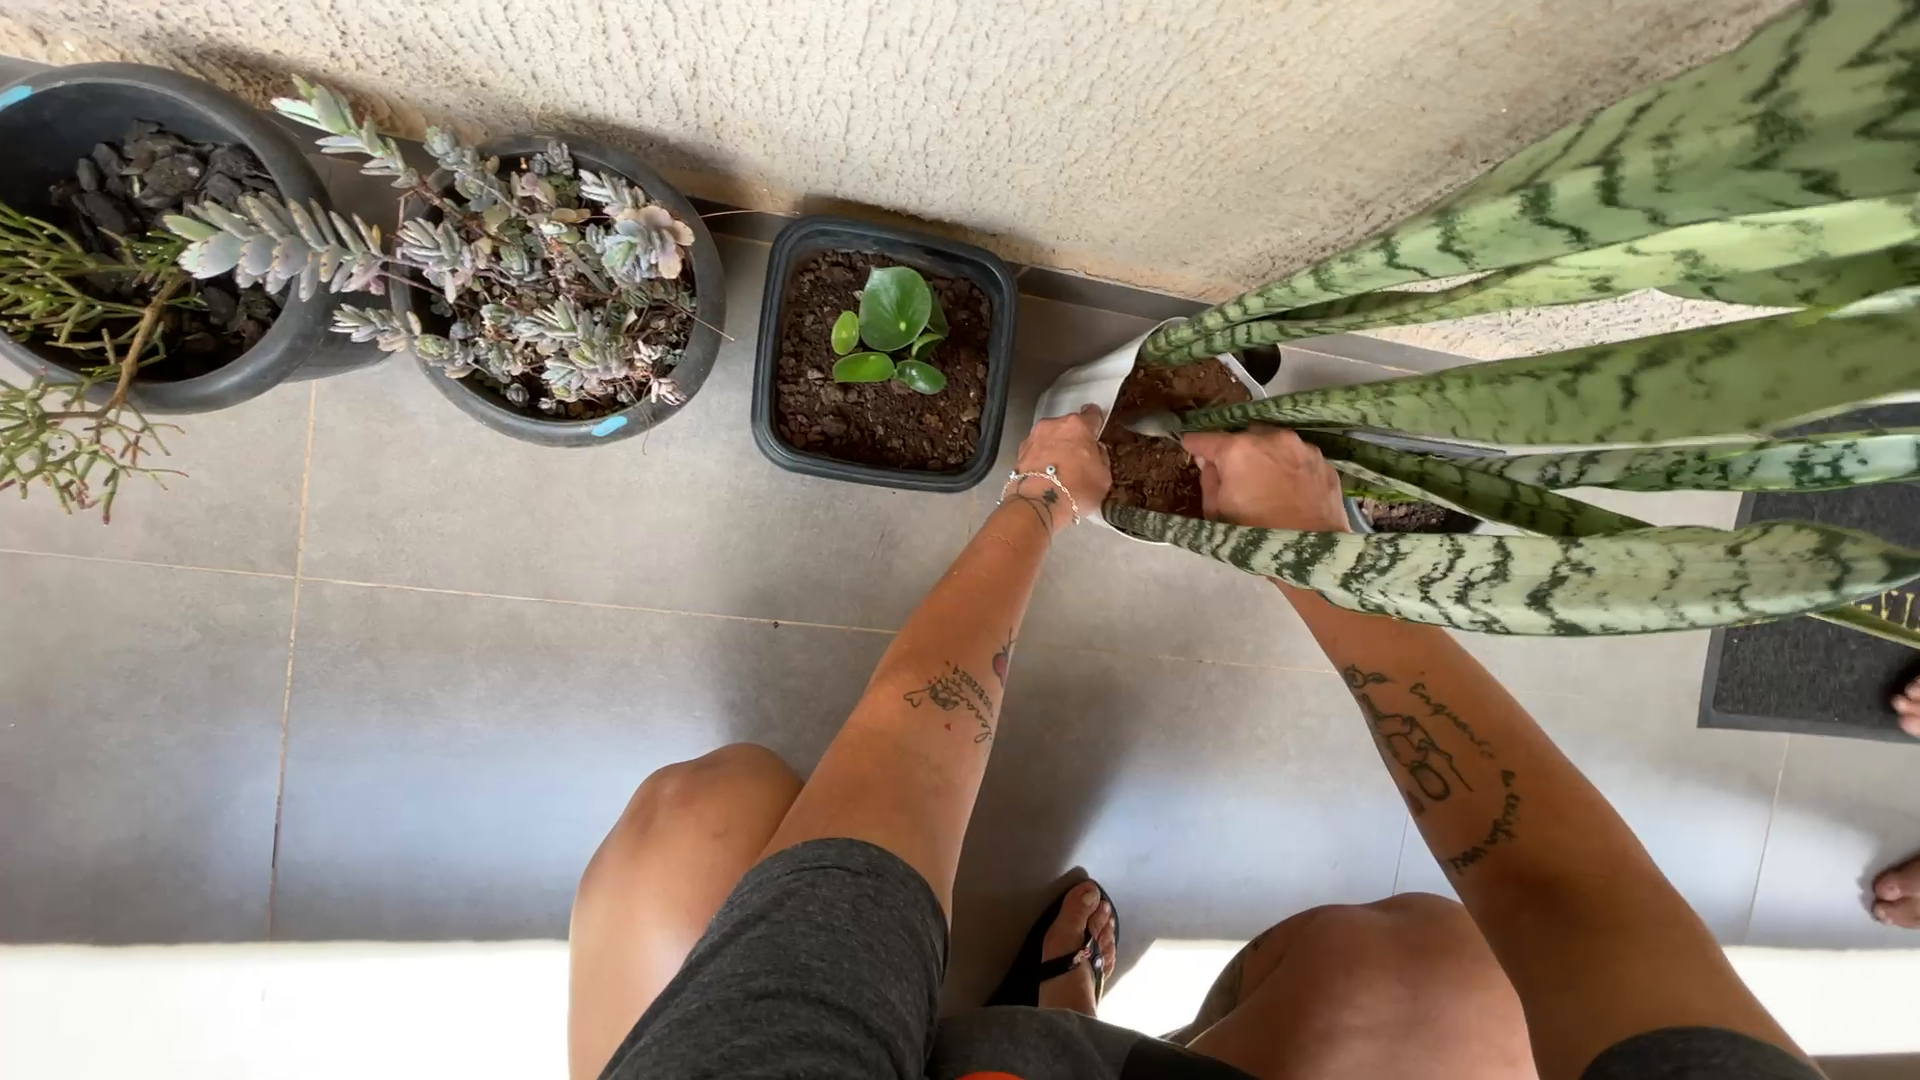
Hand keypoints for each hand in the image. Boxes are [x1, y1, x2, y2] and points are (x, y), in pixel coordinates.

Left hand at [1006, 405, 1112, 531]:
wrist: (1038, 504)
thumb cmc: (1072, 489)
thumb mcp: (1103, 477)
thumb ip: (1101, 459)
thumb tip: (1097, 455)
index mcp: (1078, 426)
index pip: (1091, 415)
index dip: (1096, 421)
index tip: (1097, 424)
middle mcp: (1054, 426)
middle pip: (1068, 427)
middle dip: (1074, 441)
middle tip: (1080, 460)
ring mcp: (1034, 438)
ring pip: (1050, 439)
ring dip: (1055, 450)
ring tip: (1062, 473)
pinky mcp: (1020, 453)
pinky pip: (1036, 453)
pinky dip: (1041, 461)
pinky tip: (1048, 477)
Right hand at [1182, 426, 1348, 531]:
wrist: (1312, 549)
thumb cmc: (1255, 531)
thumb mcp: (1216, 512)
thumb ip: (1208, 479)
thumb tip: (1208, 462)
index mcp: (1238, 450)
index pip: (1206, 439)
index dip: (1194, 444)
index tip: (1189, 446)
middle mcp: (1271, 438)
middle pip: (1243, 437)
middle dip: (1236, 451)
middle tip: (1233, 471)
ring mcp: (1302, 447)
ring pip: (1274, 443)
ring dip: (1265, 455)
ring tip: (1264, 478)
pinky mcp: (1323, 461)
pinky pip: (1297, 457)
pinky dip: (1289, 467)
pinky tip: (1290, 488)